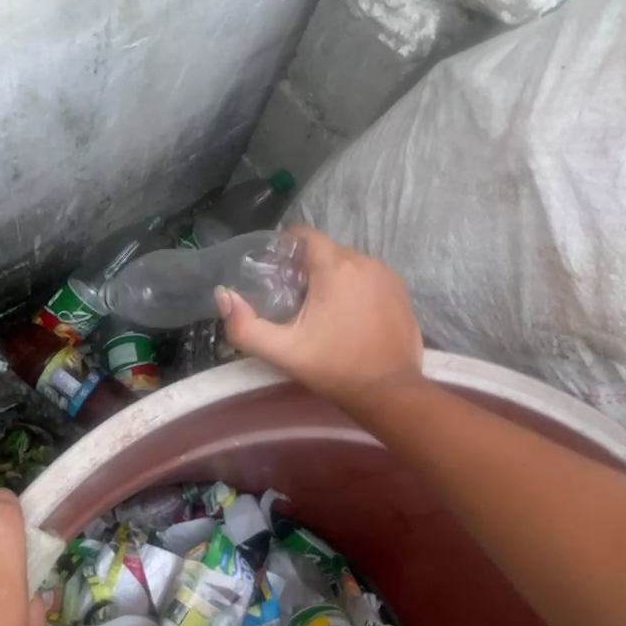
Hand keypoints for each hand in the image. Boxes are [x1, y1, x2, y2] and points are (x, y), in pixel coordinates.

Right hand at [217, 226, 423, 405]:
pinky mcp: (401, 292)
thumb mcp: (283, 351)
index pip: (305, 234)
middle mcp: (365, 261)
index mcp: (335, 266)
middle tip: (294, 299)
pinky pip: (370, 279)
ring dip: (333, 279)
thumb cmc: (334, 367)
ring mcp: (387, 276)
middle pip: (327, 251)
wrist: (389, 391)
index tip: (275, 272)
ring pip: (349, 264)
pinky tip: (348, 318)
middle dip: (308, 268)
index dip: (286, 247)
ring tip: (321, 311)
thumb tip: (224, 296)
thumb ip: (245, 325)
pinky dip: (356, 290)